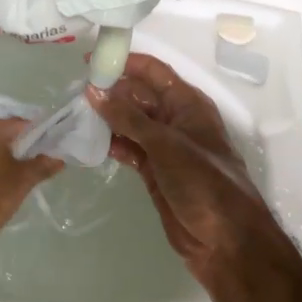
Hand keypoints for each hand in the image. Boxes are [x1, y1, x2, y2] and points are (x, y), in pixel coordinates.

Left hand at [0, 117, 62, 248]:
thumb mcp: (21, 182)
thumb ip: (41, 166)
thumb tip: (59, 157)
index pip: (23, 124)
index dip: (39, 135)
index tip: (51, 149)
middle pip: (3, 135)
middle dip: (19, 149)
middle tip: (35, 167)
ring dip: (1, 160)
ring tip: (15, 180)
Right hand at [85, 54, 279, 284]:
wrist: (226, 242)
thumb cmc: (204, 183)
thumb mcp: (166, 145)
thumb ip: (129, 119)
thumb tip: (94, 91)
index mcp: (188, 104)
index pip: (154, 72)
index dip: (125, 63)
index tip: (92, 59)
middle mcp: (176, 120)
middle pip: (139, 96)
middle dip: (111, 91)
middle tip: (75, 91)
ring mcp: (165, 147)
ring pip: (131, 123)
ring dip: (108, 118)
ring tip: (76, 115)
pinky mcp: (155, 171)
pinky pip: (130, 148)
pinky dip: (113, 144)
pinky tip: (90, 143)